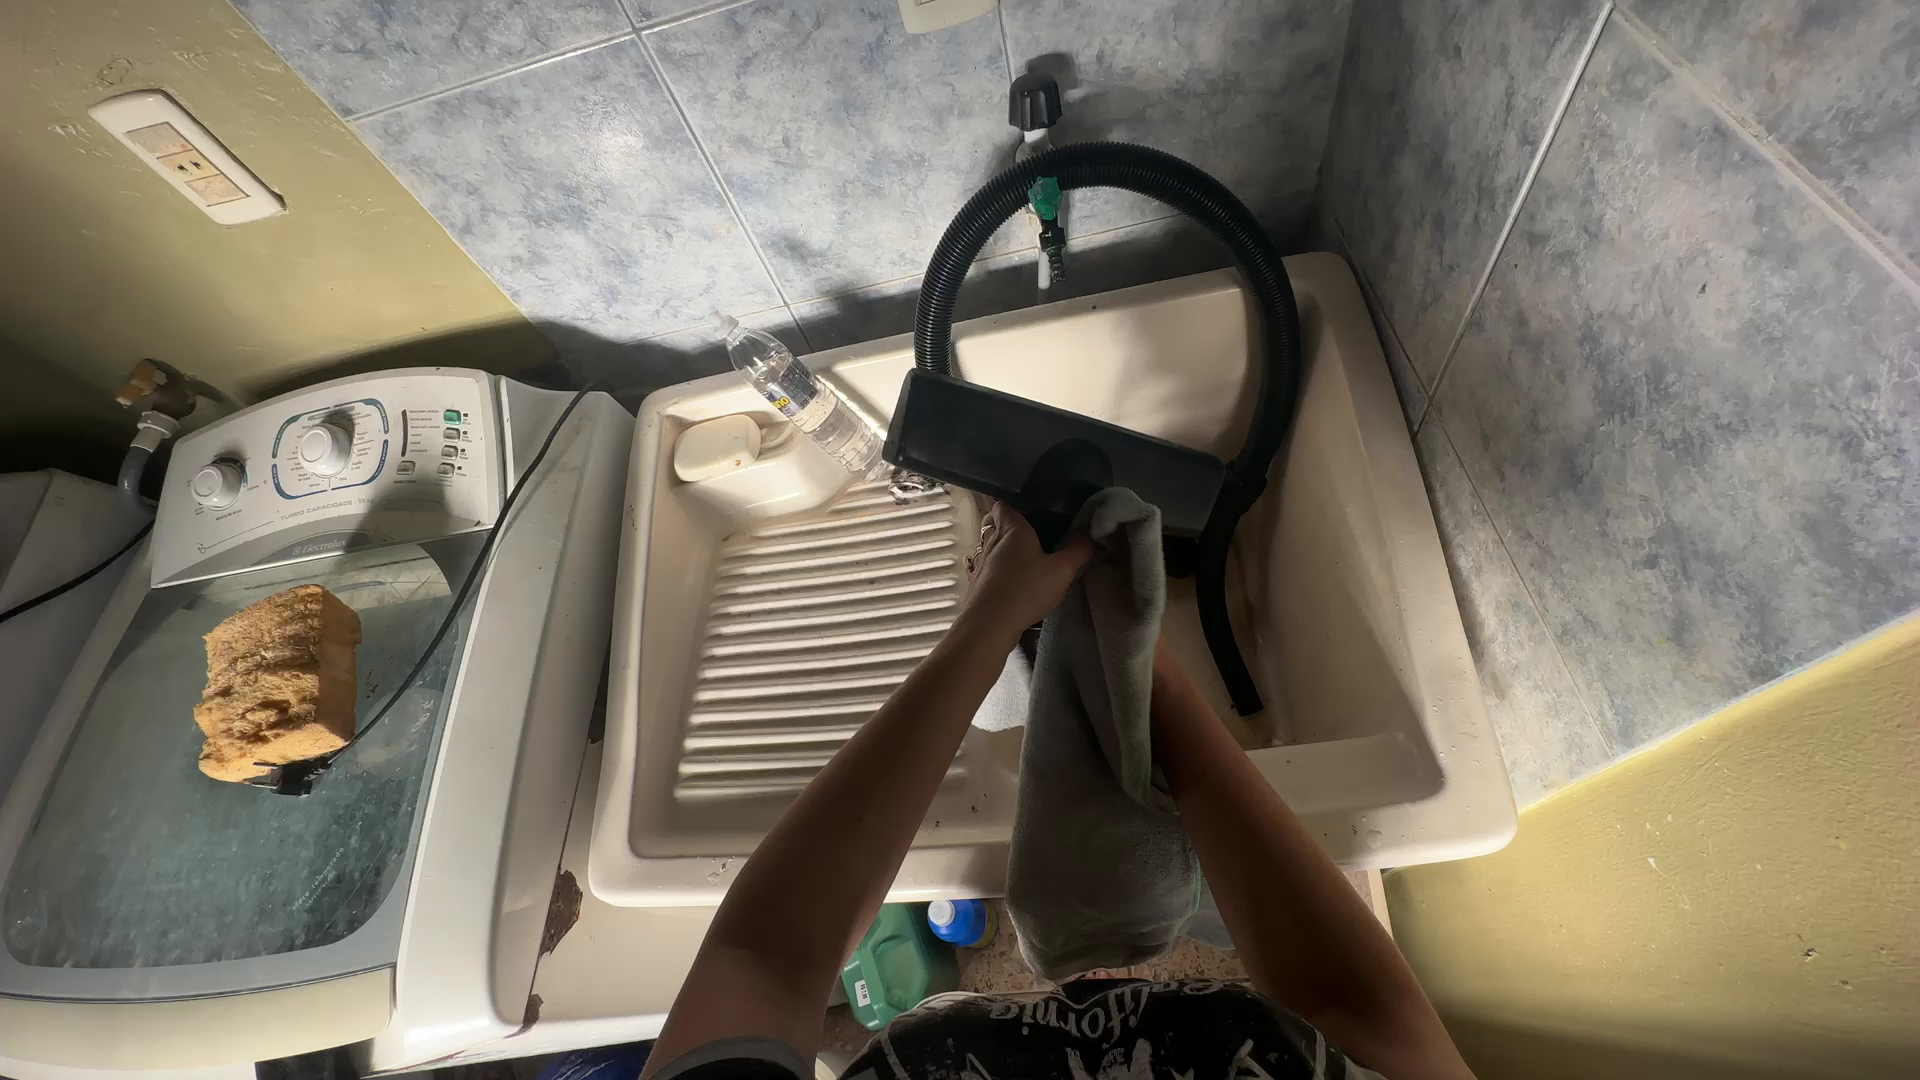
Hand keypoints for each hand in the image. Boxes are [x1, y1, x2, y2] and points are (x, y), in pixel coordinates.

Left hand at [961, 502, 1094, 635]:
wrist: (989, 624)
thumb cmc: (1026, 589)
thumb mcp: (1061, 570)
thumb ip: (1078, 549)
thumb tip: (1092, 531)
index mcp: (1012, 529)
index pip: (1003, 505)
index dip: (1014, 505)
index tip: (1031, 511)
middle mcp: (992, 541)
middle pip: (995, 525)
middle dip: (1010, 528)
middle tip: (1033, 536)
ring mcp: (980, 563)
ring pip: (989, 547)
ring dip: (1002, 550)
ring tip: (1022, 559)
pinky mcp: (975, 584)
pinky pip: (985, 568)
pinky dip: (994, 570)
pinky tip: (1005, 579)